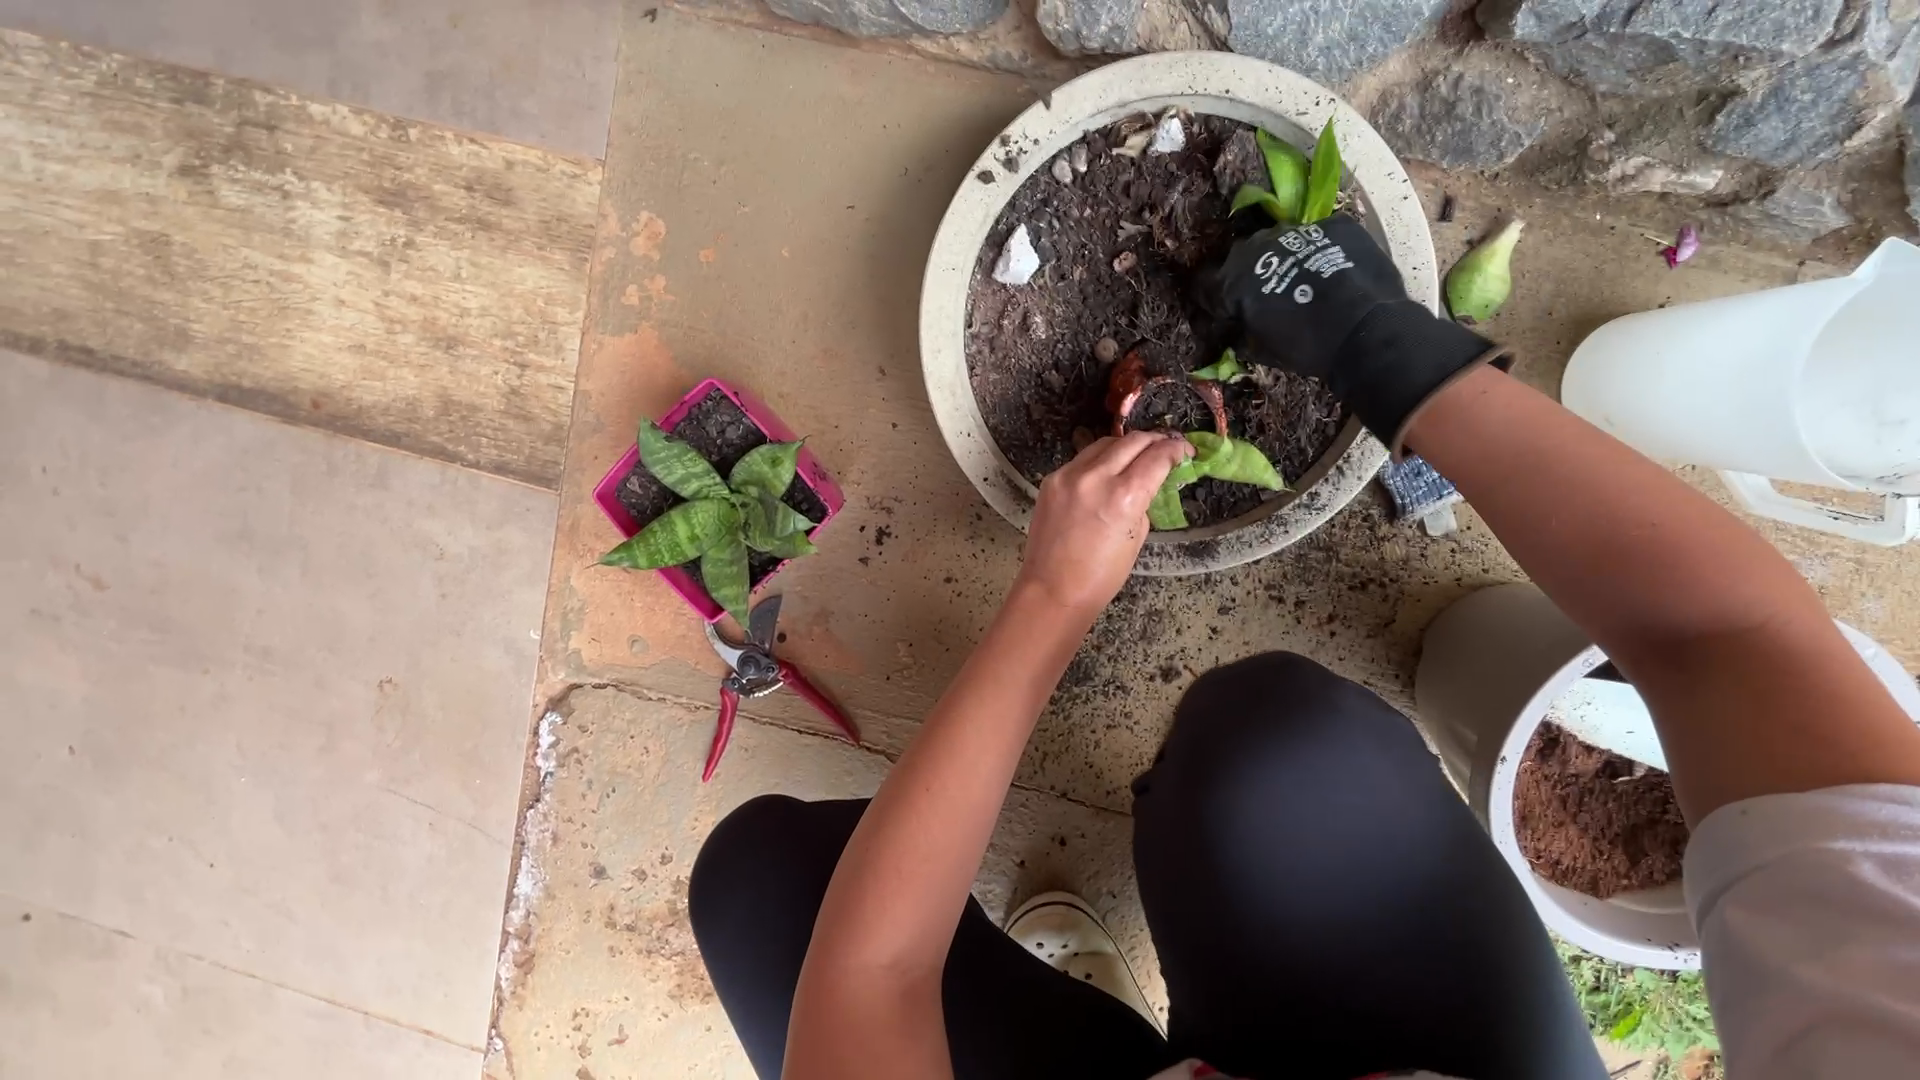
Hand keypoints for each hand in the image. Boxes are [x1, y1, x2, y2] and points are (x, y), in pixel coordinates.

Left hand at [1016, 432, 1192, 614]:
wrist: (1053, 589)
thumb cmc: (1101, 575)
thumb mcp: (1137, 537)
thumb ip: (1143, 501)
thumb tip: (1147, 482)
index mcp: (1123, 496)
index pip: (1156, 457)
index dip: (1176, 449)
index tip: (1185, 450)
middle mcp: (1095, 478)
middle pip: (1132, 441)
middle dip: (1154, 440)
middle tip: (1165, 447)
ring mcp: (1068, 475)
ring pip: (1104, 444)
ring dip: (1125, 446)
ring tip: (1137, 456)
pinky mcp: (1051, 480)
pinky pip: (1082, 459)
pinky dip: (1099, 460)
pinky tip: (1107, 472)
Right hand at [1212, 213, 1408, 379]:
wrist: (1366, 330)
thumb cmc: (1306, 347)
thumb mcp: (1261, 350)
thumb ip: (1240, 335)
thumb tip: (1234, 332)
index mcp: (1233, 282)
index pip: (1204, 283)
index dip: (1212, 298)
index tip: (1223, 310)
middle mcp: (1257, 248)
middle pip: (1241, 257)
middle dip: (1248, 275)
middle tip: (1264, 296)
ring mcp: (1296, 230)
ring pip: (1279, 241)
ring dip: (1283, 258)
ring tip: (1301, 281)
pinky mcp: (1333, 224)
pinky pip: (1317, 236)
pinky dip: (1318, 251)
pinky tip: (1331, 272)